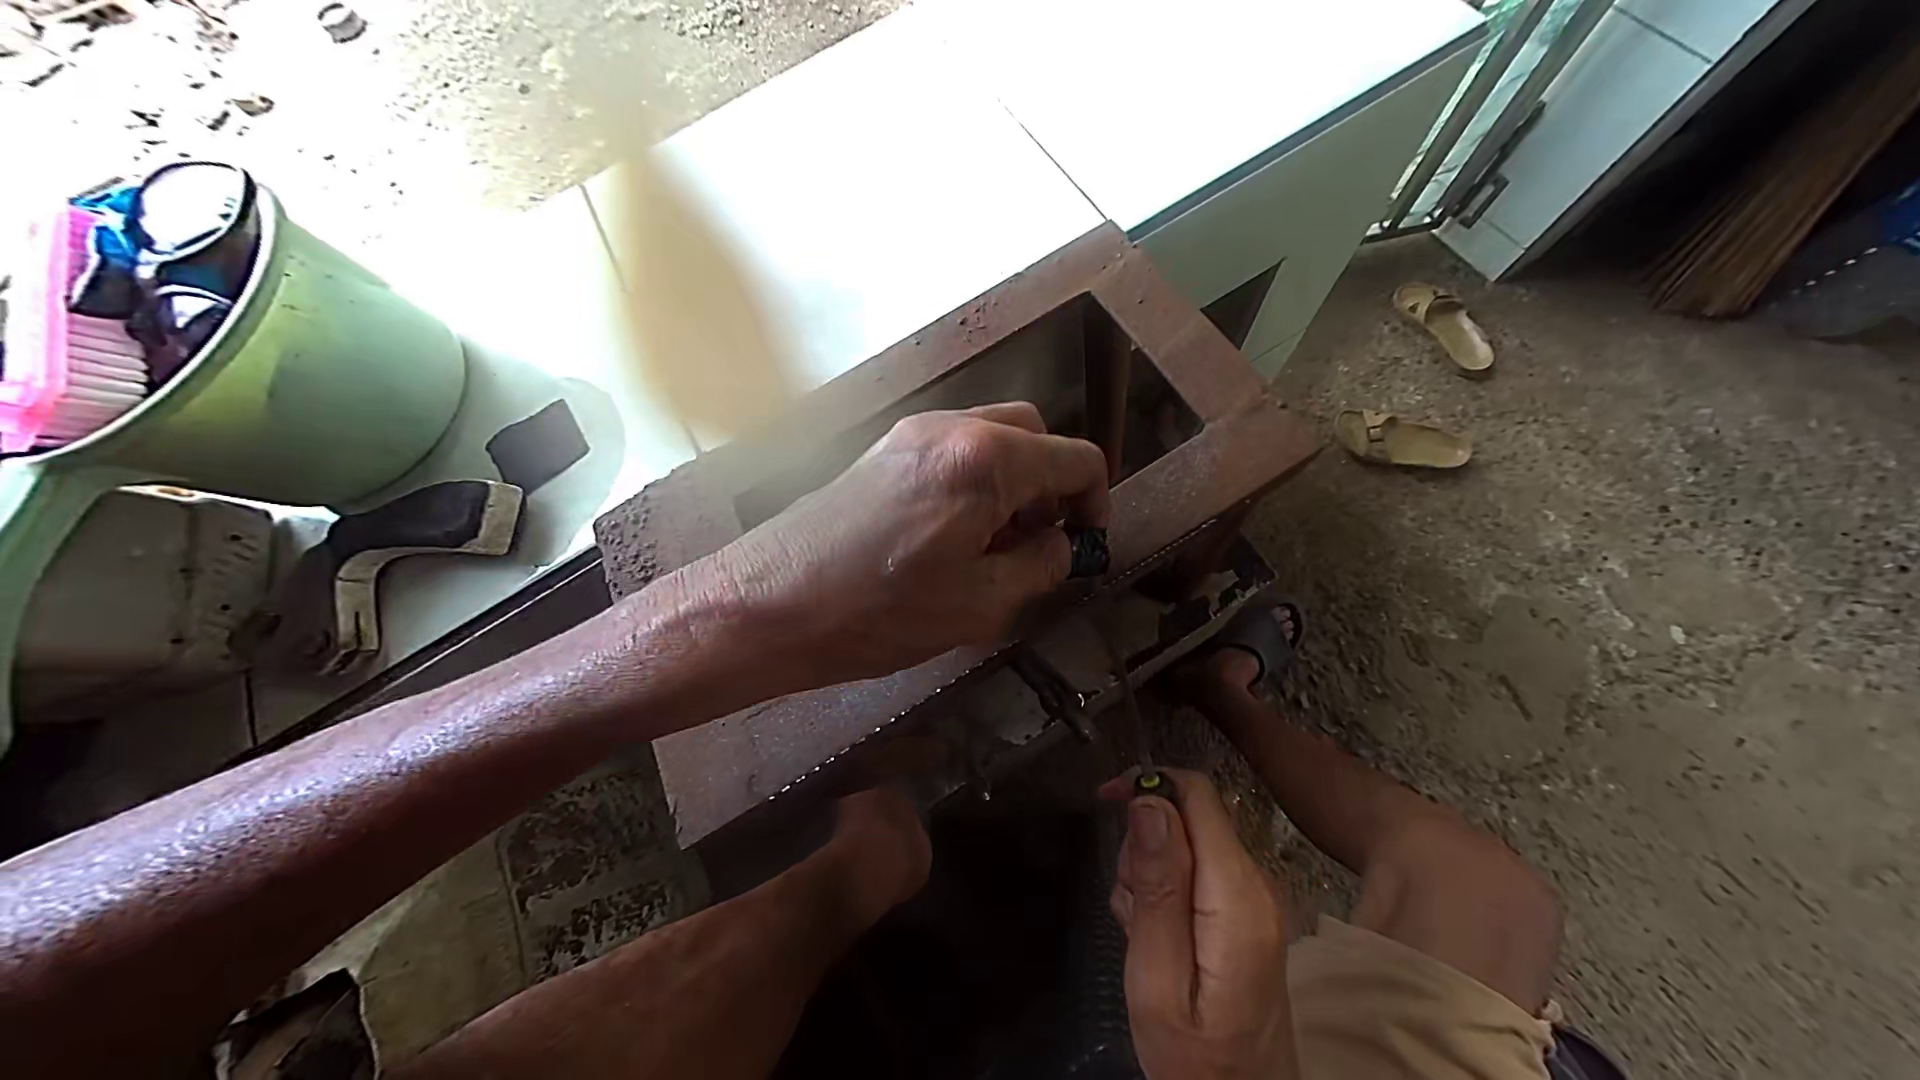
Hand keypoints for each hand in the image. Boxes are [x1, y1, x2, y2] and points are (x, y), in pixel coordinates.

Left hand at [707, 402, 1108, 686]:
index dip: (1096, 500)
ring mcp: (911, 433)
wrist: (768, 603)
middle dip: (1052, 482)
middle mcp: (952, 427)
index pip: (1075, 458)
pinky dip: (974, 479)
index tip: (1088, 540)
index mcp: (987, 458)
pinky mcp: (882, 451)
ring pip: (991, 436)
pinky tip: (954, 532)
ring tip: (996, 541)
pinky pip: (951, 449)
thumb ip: (1041, 564)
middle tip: (1041, 539)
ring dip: (1013, 479)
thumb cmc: (880, 611)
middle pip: (1034, 433)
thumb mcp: (981, 602)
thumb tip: (1062, 544)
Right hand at [1102, 769, 1298, 1079]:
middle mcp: (1256, 883)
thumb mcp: (1156, 978)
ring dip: (1148, 868)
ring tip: (1141, 926)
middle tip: (1129, 902)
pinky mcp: (1244, 907)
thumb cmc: (1193, 1057)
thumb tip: (1149, 803)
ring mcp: (1254, 895)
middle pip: (1187, 815)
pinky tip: (1155, 931)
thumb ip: (1157, 886)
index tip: (1106, 800)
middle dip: (1143, 842)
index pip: (1198, 795)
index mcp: (1237, 895)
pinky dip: (1162, 886)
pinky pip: (1192, 867)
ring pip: (1184, 839)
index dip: (1149, 784)